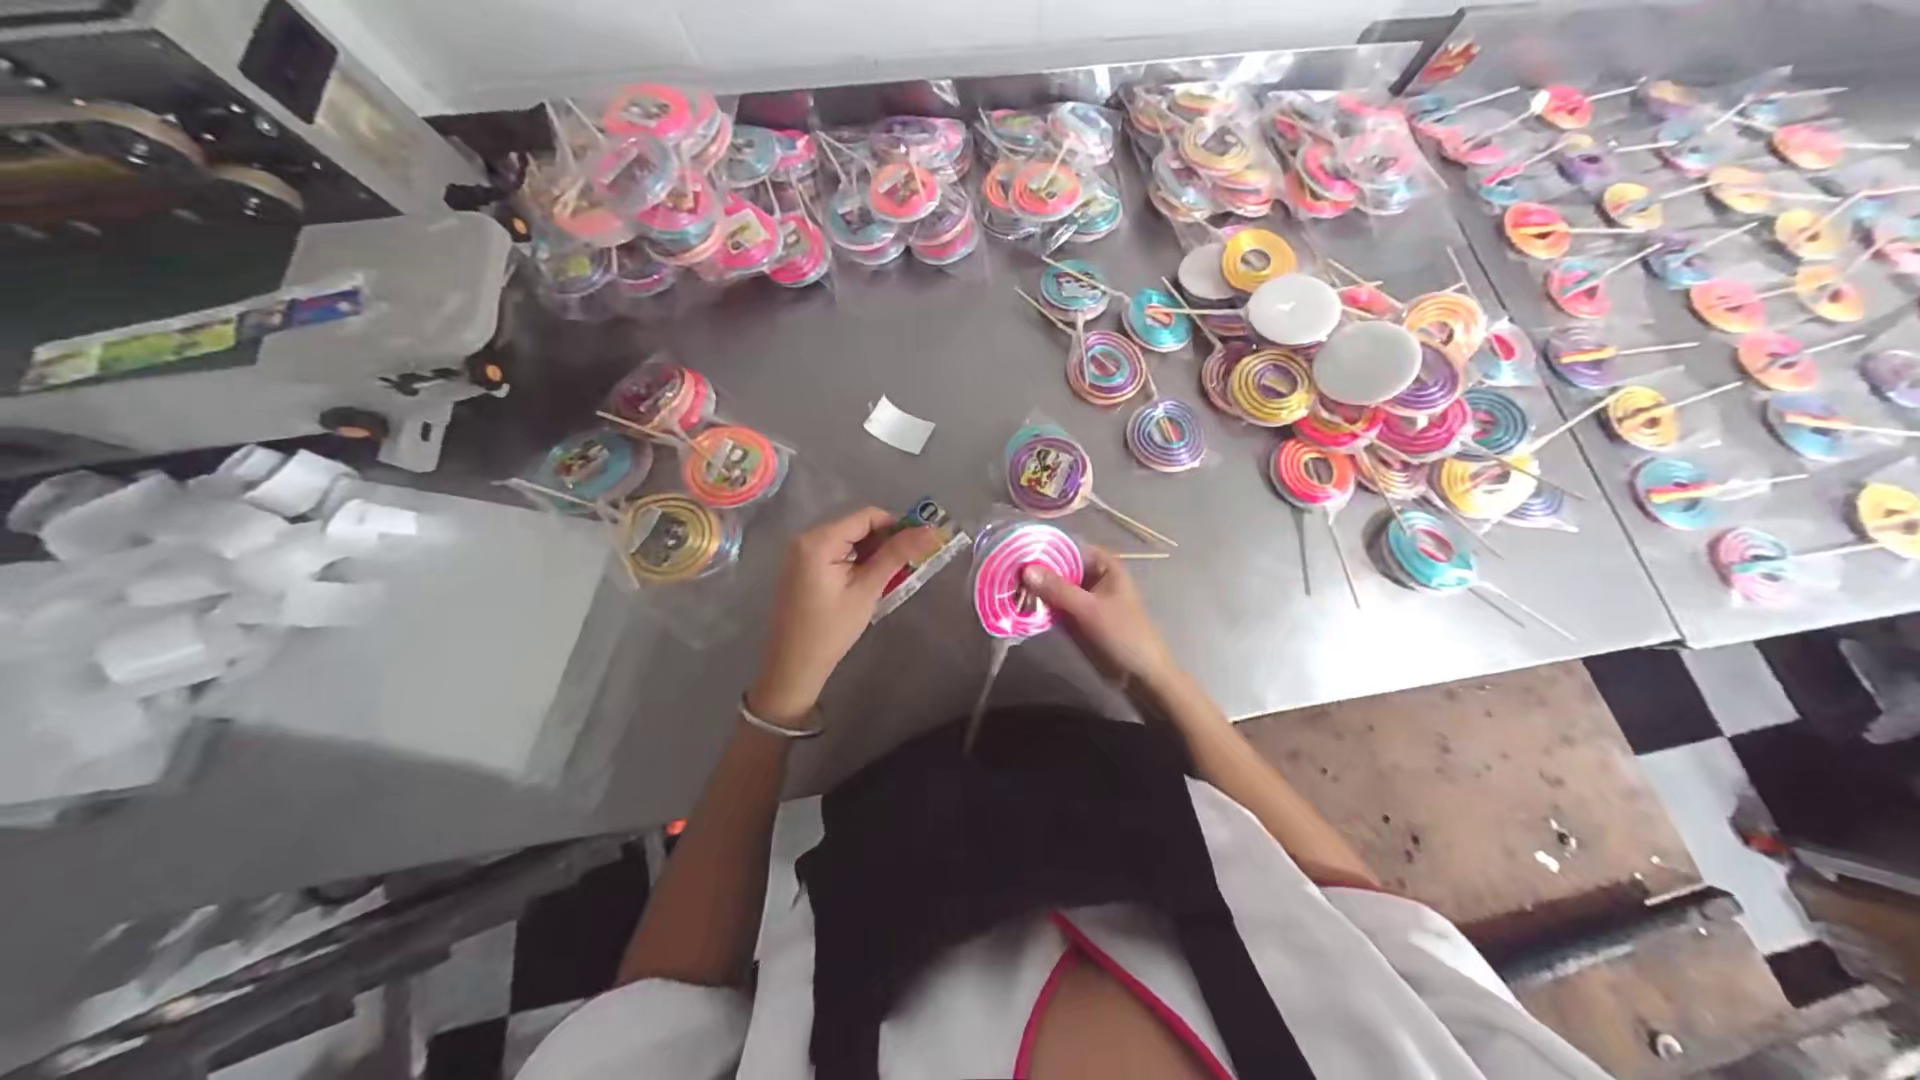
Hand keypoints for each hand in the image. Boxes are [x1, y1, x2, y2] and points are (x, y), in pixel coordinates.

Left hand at [749, 507, 939, 725]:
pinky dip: (856, 562)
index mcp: (818, 540)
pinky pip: (836, 552)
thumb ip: (897, 555)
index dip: (897, 526)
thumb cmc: (831, 630)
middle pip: (857, 526)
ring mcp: (801, 553)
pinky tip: (868, 582)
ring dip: (872, 554)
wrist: (793, 666)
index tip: (918, 547)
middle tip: (907, 566)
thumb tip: (931, 530)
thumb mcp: (867, 590)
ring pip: (849, 540)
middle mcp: (806, 538)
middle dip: (884, 542)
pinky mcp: (802, 567)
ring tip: (890, 578)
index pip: (867, 516)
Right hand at [1019, 546, 1177, 687]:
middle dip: (1035, 569)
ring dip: (1035, 588)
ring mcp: (1085, 596)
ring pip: (1055, 586)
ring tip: (1005, 586)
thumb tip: (1025, 569)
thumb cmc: (1123, 634)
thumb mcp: (1089, 609)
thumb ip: (1058, 589)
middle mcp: (1093, 575)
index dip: (1043, 546)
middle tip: (1005, 571)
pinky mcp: (1078, 614)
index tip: (1016, 550)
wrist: (1141, 674)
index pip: (1068, 545)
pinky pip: (1055, 603)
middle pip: (1059, 565)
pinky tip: (1018, 604)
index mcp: (1104, 564)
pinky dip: (1041, 604)